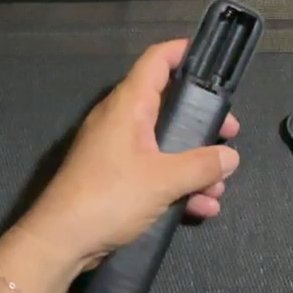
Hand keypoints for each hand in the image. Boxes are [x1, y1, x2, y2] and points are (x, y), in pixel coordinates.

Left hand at [14, 40, 240, 270]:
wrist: (61, 240)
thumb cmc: (110, 197)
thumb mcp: (163, 180)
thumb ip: (202, 165)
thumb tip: (230, 156)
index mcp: (128, 105)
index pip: (156, 61)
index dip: (184, 52)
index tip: (213, 59)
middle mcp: (121, 120)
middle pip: (168, 105)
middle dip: (203, 122)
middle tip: (229, 134)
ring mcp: (117, 151)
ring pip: (165, 145)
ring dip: (195, 164)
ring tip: (219, 186)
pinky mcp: (116, 179)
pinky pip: (155, 172)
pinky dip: (178, 185)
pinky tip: (202, 208)